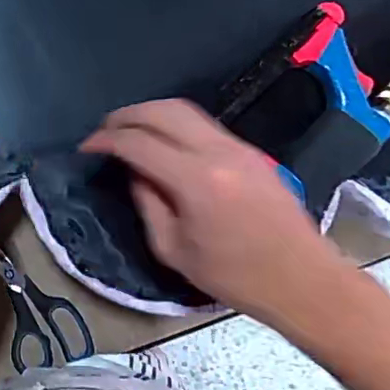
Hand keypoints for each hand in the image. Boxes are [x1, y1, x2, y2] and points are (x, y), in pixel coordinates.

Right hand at [80, 99, 352, 320]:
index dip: (106, 140)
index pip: (139, 143)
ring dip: (150, 114)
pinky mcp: (251, 152)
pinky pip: (203, 124)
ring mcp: (239, 147)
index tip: (87, 148)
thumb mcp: (173, 251)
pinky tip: (162, 142)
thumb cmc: (235, 277)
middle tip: (103, 131)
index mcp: (196, 180)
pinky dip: (174, 124)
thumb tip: (134, 173)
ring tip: (127, 130)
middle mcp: (218, 152)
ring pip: (185, 110)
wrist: (303, 279)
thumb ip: (148, 204)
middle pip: (162, 111)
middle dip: (125, 116)